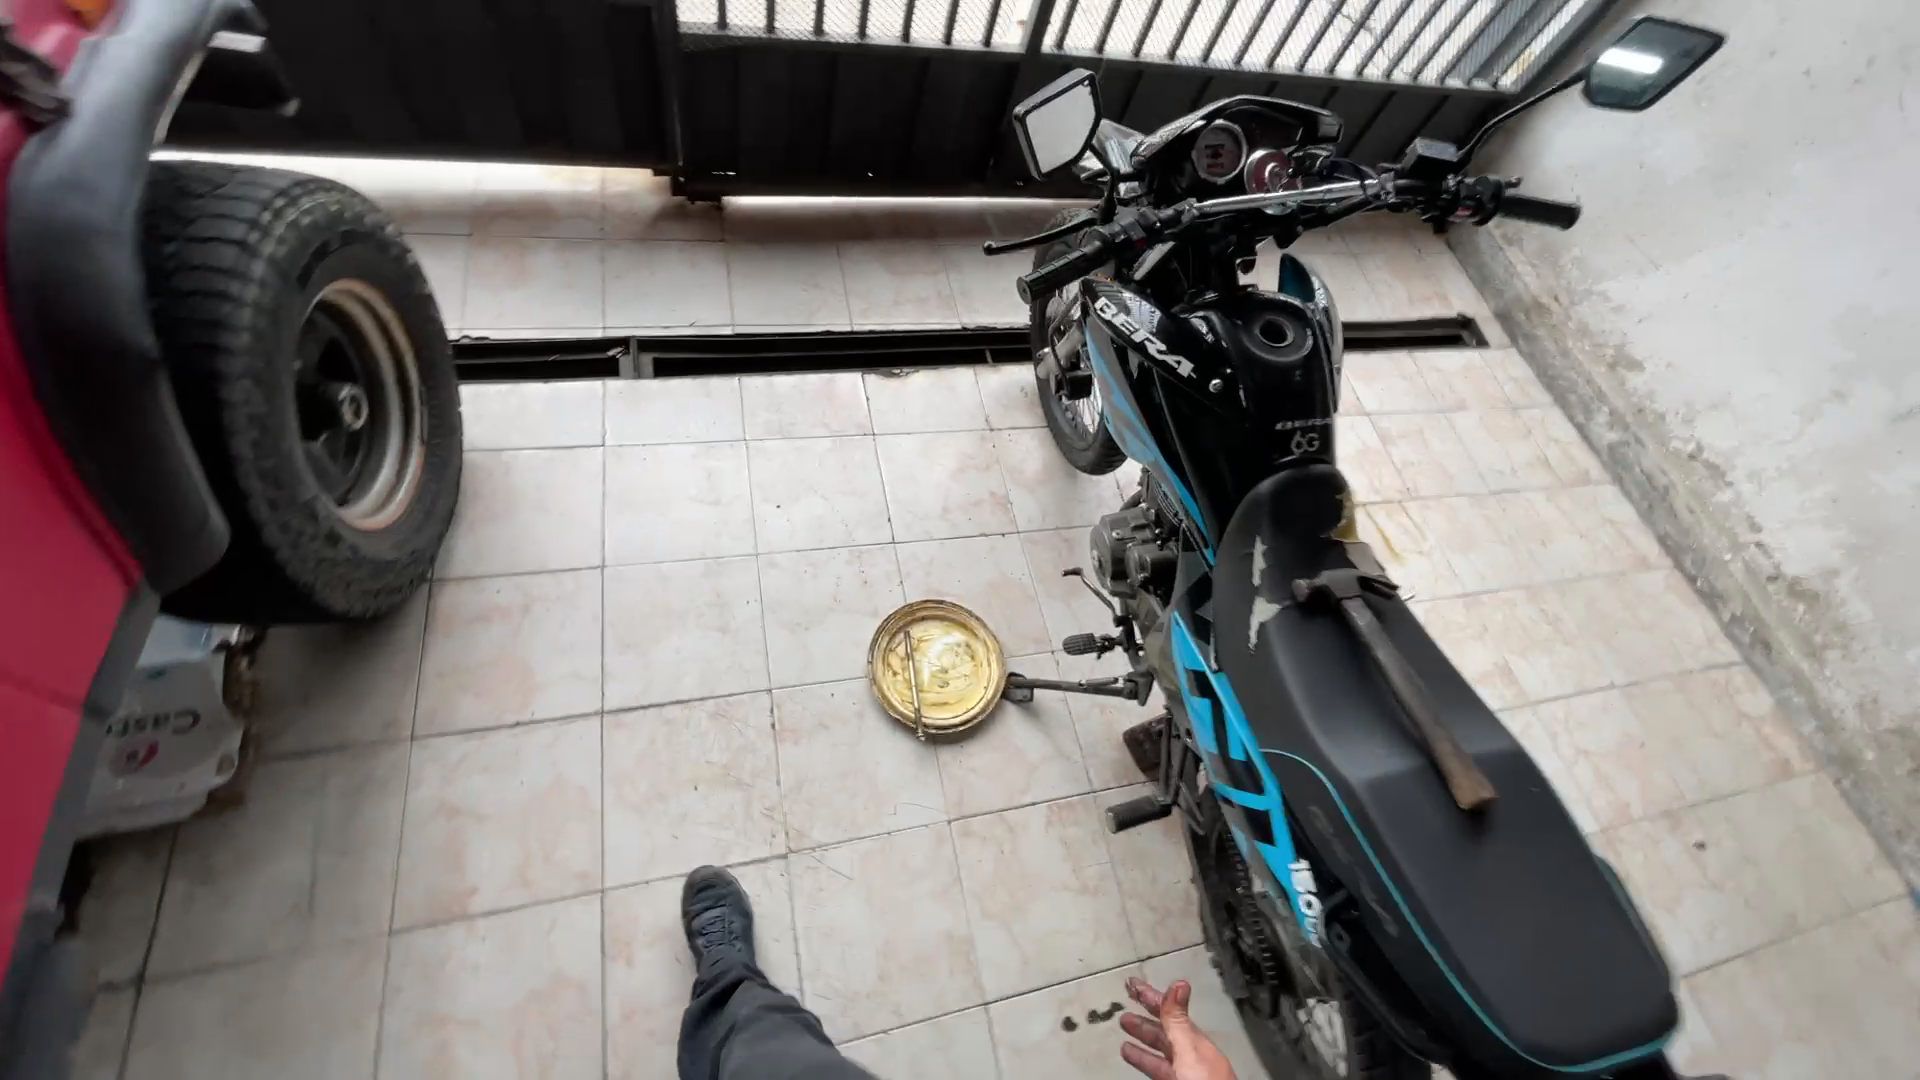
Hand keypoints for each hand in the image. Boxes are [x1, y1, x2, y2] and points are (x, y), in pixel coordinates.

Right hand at [1118, 977, 1237, 1079]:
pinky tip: (1131, 1058)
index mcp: (1195, 1041)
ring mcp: (1185, 1074)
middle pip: (1165, 1031)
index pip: (1170, 1011)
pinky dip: (1144, 1061)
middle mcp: (1191, 1054)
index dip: (1150, 996)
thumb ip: (1179, 1020)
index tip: (1132, 984)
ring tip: (1122, 1034)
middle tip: (1124, 1006)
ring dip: (1142, 1041)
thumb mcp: (1189, 1051)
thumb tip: (1180, 981)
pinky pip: (1158, 1071)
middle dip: (1144, 1017)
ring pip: (1160, 1052)